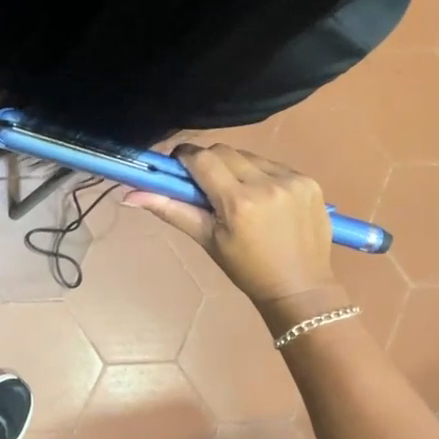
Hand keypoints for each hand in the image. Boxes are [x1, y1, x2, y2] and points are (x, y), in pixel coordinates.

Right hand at [122, 144, 339, 309]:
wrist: (301, 286)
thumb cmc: (245, 267)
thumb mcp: (205, 239)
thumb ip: (170, 210)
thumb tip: (128, 195)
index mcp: (238, 202)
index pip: (202, 158)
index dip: (184, 158)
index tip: (177, 168)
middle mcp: (267, 184)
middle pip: (223, 151)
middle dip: (208, 162)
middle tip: (204, 185)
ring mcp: (293, 181)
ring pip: (248, 155)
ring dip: (234, 167)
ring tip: (236, 194)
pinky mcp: (310, 182)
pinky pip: (273, 164)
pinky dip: (260, 174)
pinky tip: (262, 198)